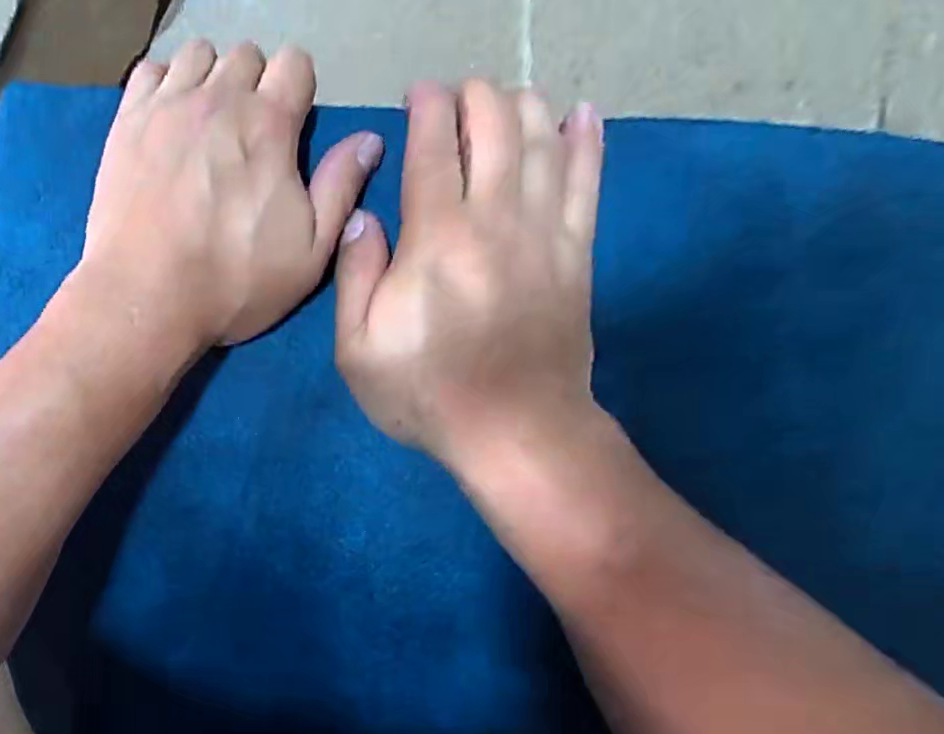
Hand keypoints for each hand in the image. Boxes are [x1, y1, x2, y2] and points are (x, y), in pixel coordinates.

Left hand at [75, 41, 384, 349]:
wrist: (146, 300)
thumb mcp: (307, 256)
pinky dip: (164, 87)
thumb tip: (369, 141)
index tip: (288, 135)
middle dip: (253, 88)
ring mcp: (167, 106)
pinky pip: (150, 71)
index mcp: (270, 126)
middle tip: (244, 142)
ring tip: (205, 130)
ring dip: (209, 82)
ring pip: (198, 56)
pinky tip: (166, 125)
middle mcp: (219, 99)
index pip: (296, 64)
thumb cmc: (232, 286)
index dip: (297, 95)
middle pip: (246, 57)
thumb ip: (339, 190)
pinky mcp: (126, 123)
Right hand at [333, 81, 605, 467]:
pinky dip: (586, 139)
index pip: (433, 146)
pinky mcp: (576, 252)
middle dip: (474, 96)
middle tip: (456, 97)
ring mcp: (543, 230)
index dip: (426, 108)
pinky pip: (588, 178)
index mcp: (435, 238)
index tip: (417, 96)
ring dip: (523, 105)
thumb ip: (355, 277)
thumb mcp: (357, 350)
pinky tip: (580, 114)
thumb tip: (363, 217)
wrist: (510, 428)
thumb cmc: (423, 394)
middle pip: (494, 124)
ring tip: (504, 99)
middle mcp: (494, 217)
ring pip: (543, 138)